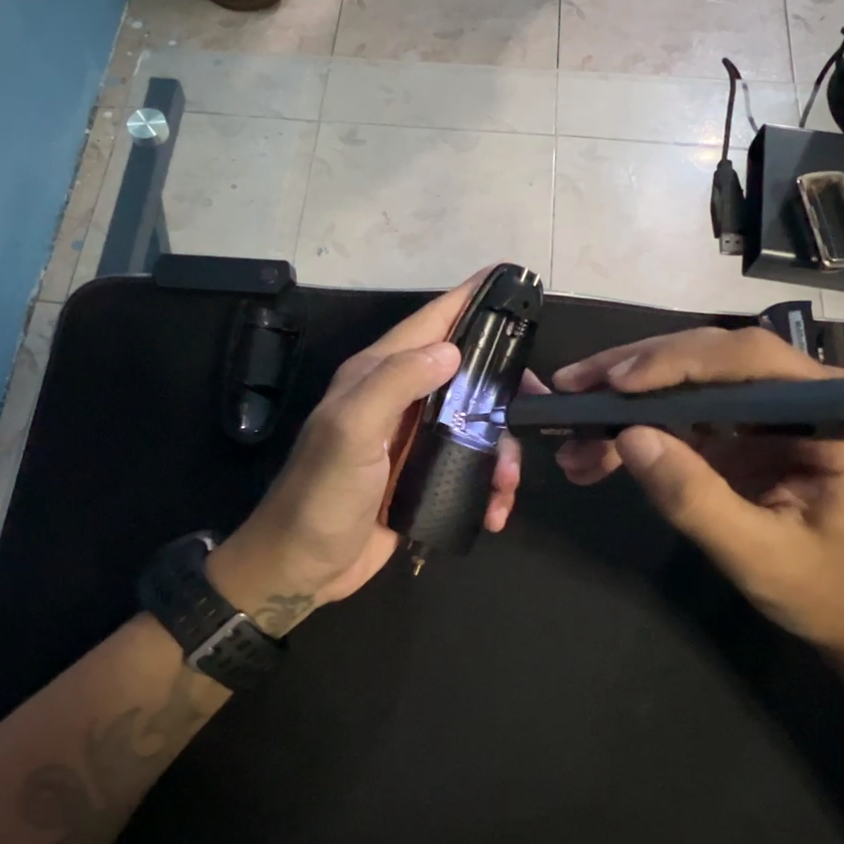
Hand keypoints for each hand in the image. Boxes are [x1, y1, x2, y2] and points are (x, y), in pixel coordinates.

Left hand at [206, 271, 526, 635]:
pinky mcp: (421, 479)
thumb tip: (451, 349)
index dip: (468, 299)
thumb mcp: (351, 431)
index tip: (511, 278)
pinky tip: (495, 511)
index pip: (428, 323)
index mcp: (374, 377)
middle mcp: (396, 401)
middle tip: (541, 407)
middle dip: (506, 389)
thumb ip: (396, 383)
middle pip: (465, 374)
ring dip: (501, 451)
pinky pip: (469, 469)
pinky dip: (489, 487)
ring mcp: (410, 442)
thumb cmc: (322, 496)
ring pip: (476, 425)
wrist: (302, 566)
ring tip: (508, 483)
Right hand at [553, 327, 843, 676]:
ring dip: (630, 405)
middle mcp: (817, 394)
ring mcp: (784, 412)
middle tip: (570, 387)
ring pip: (694, 384)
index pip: (751, 360)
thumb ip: (695, 497)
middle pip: (715, 360)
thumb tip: (629, 437)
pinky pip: (692, 416)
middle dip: (636, 376)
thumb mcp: (758, 554)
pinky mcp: (758, 433)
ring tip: (571, 432)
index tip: (612, 383)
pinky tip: (598, 452)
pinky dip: (644, 431)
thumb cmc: (832, 593)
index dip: (675, 362)